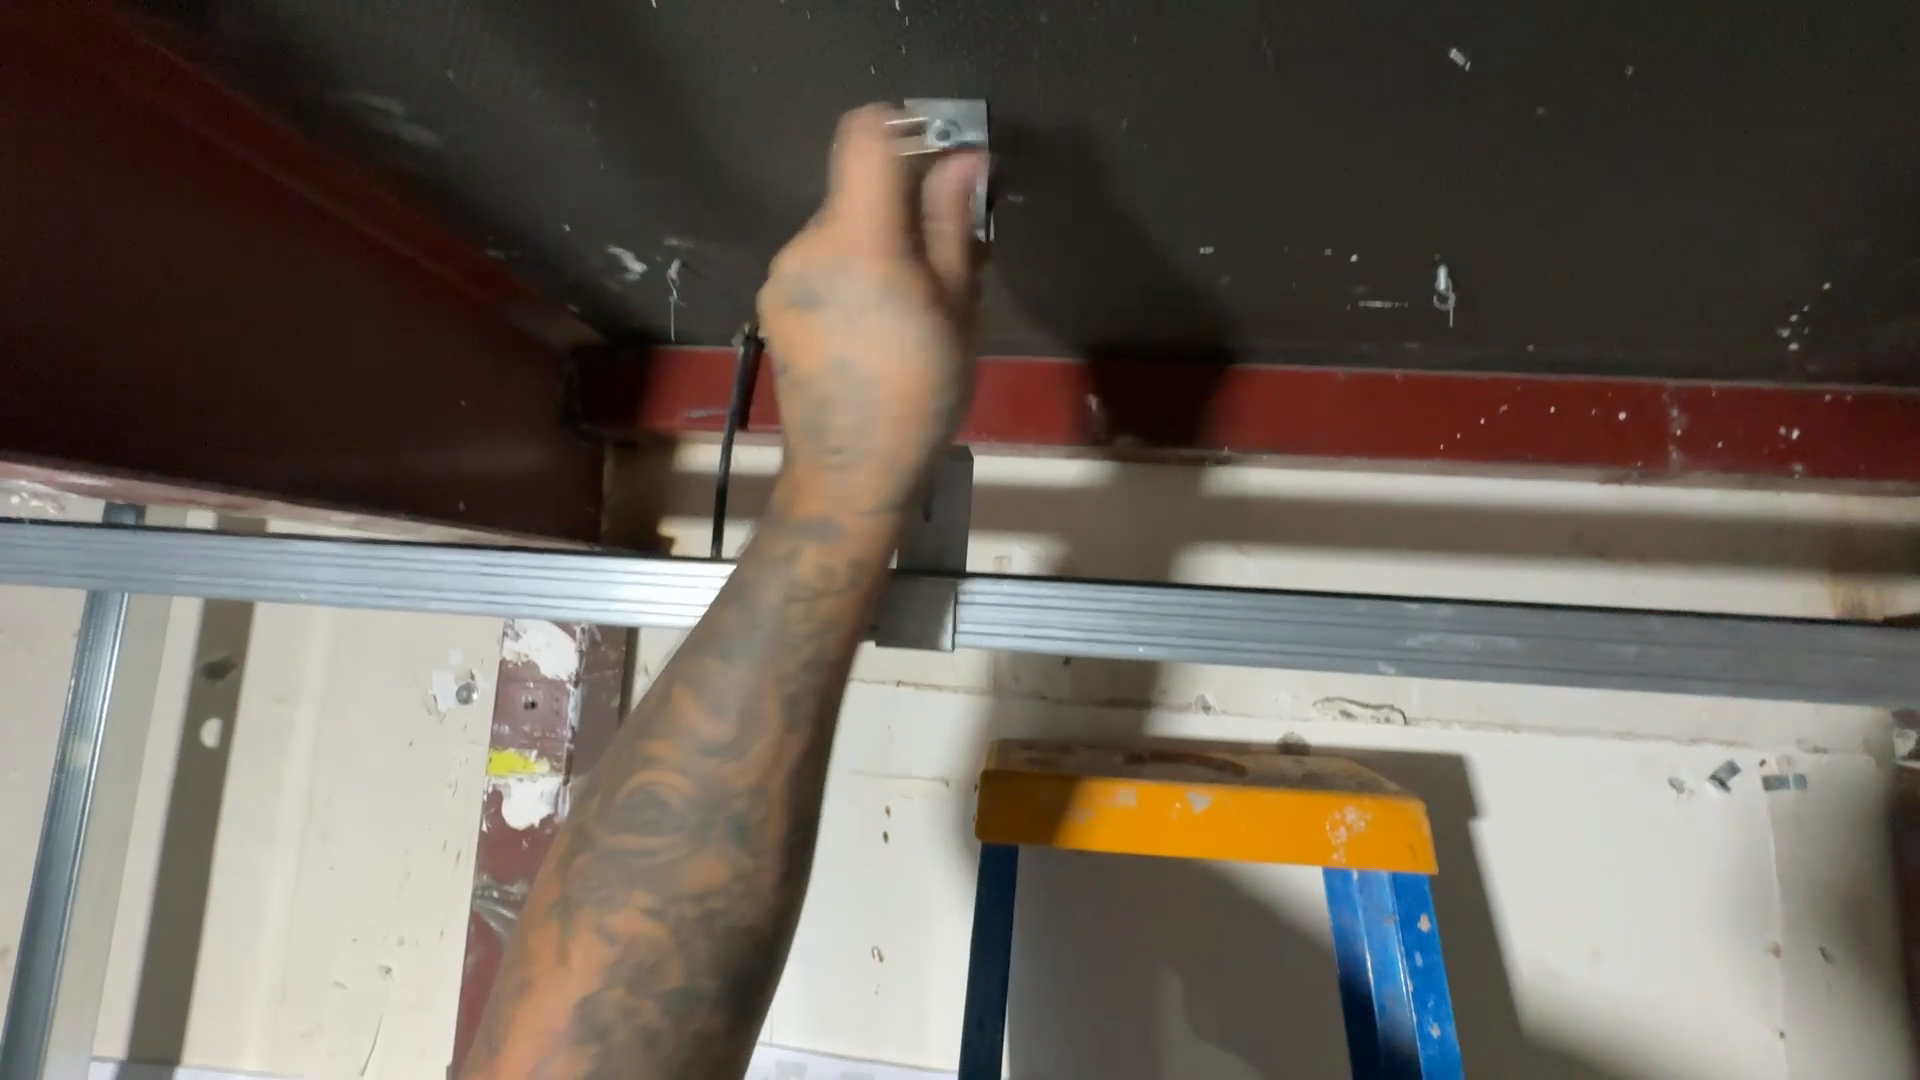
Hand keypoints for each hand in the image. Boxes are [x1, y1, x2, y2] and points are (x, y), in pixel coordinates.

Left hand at [756, 104, 985, 514]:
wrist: (851, 471)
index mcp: (859, 240)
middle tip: (942, 260)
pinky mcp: (774, 305)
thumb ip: (954, 226)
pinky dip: (849, 273)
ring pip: (838, 229)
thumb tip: (964, 158)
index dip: (906, 129)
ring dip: (876, 243)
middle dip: (901, 205)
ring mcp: (781, 278)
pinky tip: (870, 327)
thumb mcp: (958, 312)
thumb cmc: (920, 396)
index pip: (866, 133)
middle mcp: (806, 245)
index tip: (941, 164)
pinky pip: (818, 264)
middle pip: (855, 186)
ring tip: (906, 307)